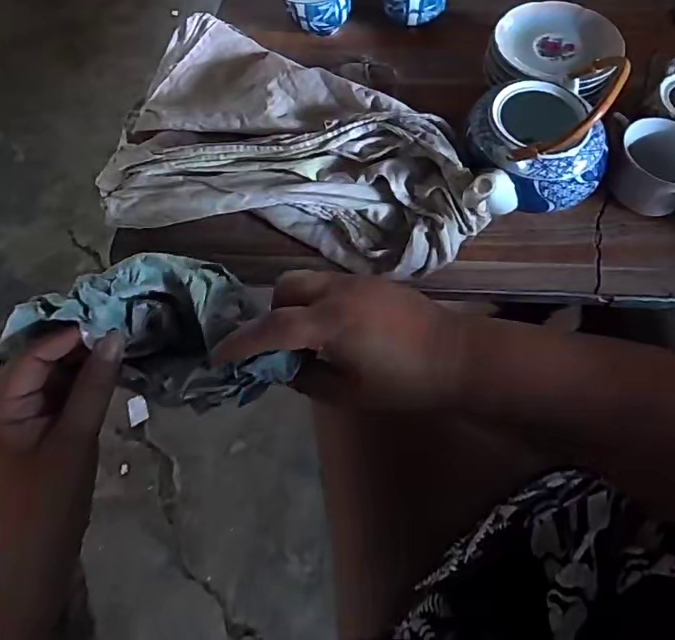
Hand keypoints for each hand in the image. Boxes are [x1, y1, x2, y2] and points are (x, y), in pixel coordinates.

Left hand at [0, 326, 120, 639]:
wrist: (33, 580)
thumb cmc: (48, 508)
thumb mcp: (76, 441)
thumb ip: (94, 386)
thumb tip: (114, 336)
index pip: (27, 359)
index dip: (65, 337)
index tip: (104, 322)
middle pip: (32, 371)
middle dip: (71, 351)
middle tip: (113, 337)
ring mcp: (8, 438)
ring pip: (42, 389)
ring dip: (74, 372)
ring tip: (112, 356)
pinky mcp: (24, 452)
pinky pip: (47, 409)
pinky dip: (72, 395)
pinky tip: (99, 387)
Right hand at [210, 272, 464, 410]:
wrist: (455, 355)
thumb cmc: (404, 382)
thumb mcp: (349, 393)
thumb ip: (307, 378)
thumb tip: (283, 366)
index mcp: (331, 322)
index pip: (273, 327)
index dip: (242, 342)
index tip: (219, 356)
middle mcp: (338, 291)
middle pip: (286, 286)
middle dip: (272, 312)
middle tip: (279, 345)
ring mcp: (356, 280)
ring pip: (307, 280)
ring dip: (295, 304)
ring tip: (308, 338)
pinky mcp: (371, 280)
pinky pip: (329, 283)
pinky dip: (317, 301)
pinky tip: (335, 330)